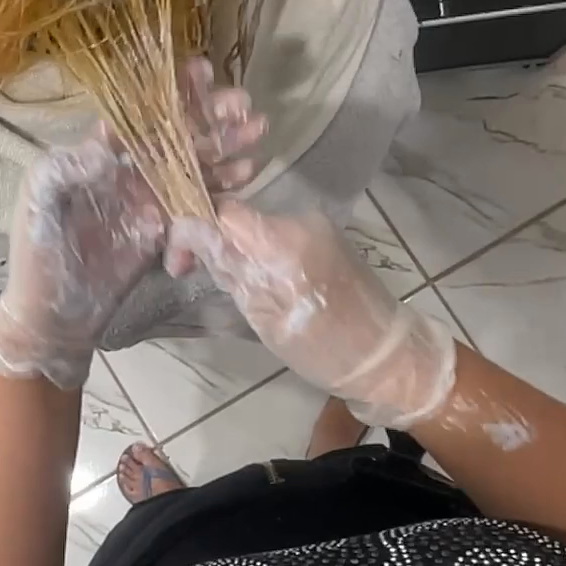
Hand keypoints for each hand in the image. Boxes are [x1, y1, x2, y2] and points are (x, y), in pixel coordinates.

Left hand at [0, 60, 266, 387]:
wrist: (54, 315)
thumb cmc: (38, 257)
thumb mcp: (38, 203)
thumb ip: (65, 166)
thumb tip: (109, 136)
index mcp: (95, 157)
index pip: (137, 116)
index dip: (170, 93)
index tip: (202, 72)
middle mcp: (126, 172)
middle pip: (173, 136)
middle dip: (209, 116)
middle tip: (244, 105)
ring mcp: (147, 201)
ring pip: (191, 165)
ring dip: (223, 147)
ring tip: (257, 132)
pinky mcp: (162, 230)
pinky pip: (195, 203)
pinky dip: (221, 188)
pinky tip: (246, 174)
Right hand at [169, 200, 457, 427]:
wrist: (386, 355)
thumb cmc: (321, 348)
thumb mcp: (263, 316)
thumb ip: (227, 268)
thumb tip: (190, 232)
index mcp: (282, 242)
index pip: (219, 211)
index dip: (189, 230)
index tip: (179, 267)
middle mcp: (298, 221)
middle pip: (234, 216)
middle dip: (208, 244)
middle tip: (196, 278)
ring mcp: (314, 226)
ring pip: (252, 226)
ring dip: (232, 251)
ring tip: (233, 288)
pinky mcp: (322, 235)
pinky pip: (273, 235)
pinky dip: (255, 253)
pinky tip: (258, 284)